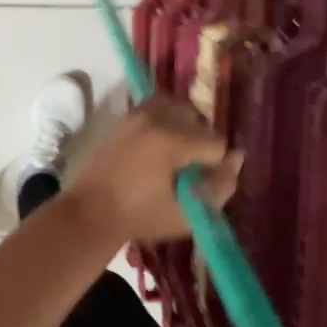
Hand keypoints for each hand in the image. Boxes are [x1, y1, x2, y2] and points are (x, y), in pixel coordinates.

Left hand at [58, 97, 243, 242]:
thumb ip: (219, 188)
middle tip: (190, 172)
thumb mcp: (187, 214)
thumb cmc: (140, 218)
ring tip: (177, 156)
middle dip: (202, 145)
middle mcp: (156, 118)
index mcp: (172, 141)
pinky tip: (159, 149)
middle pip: (199, 121)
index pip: (217, 143)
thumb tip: (236, 159)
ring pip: (179, 108)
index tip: (201, 185)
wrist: (90, 213)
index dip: (216, 167)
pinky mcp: (124, 118)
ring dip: (185, 128)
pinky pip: (157, 108)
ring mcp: (137, 114)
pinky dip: (166, 121)